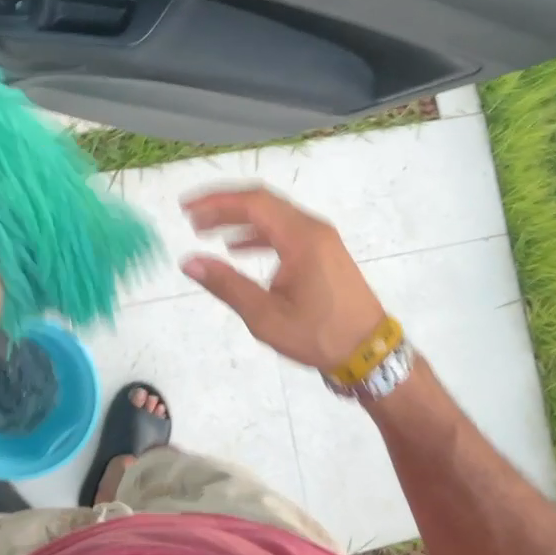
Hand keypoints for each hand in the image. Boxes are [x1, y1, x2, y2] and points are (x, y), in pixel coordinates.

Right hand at [181, 186, 384, 369]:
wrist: (369, 353)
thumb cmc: (318, 335)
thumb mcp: (265, 315)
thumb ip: (226, 284)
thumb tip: (189, 262)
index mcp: (301, 238)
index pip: (252, 203)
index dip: (216, 201)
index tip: (186, 208)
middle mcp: (312, 229)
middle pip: (262, 203)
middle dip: (223, 207)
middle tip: (191, 218)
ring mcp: (321, 239)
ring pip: (273, 215)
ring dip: (238, 219)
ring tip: (207, 231)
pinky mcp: (323, 252)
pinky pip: (284, 230)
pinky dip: (257, 233)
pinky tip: (237, 248)